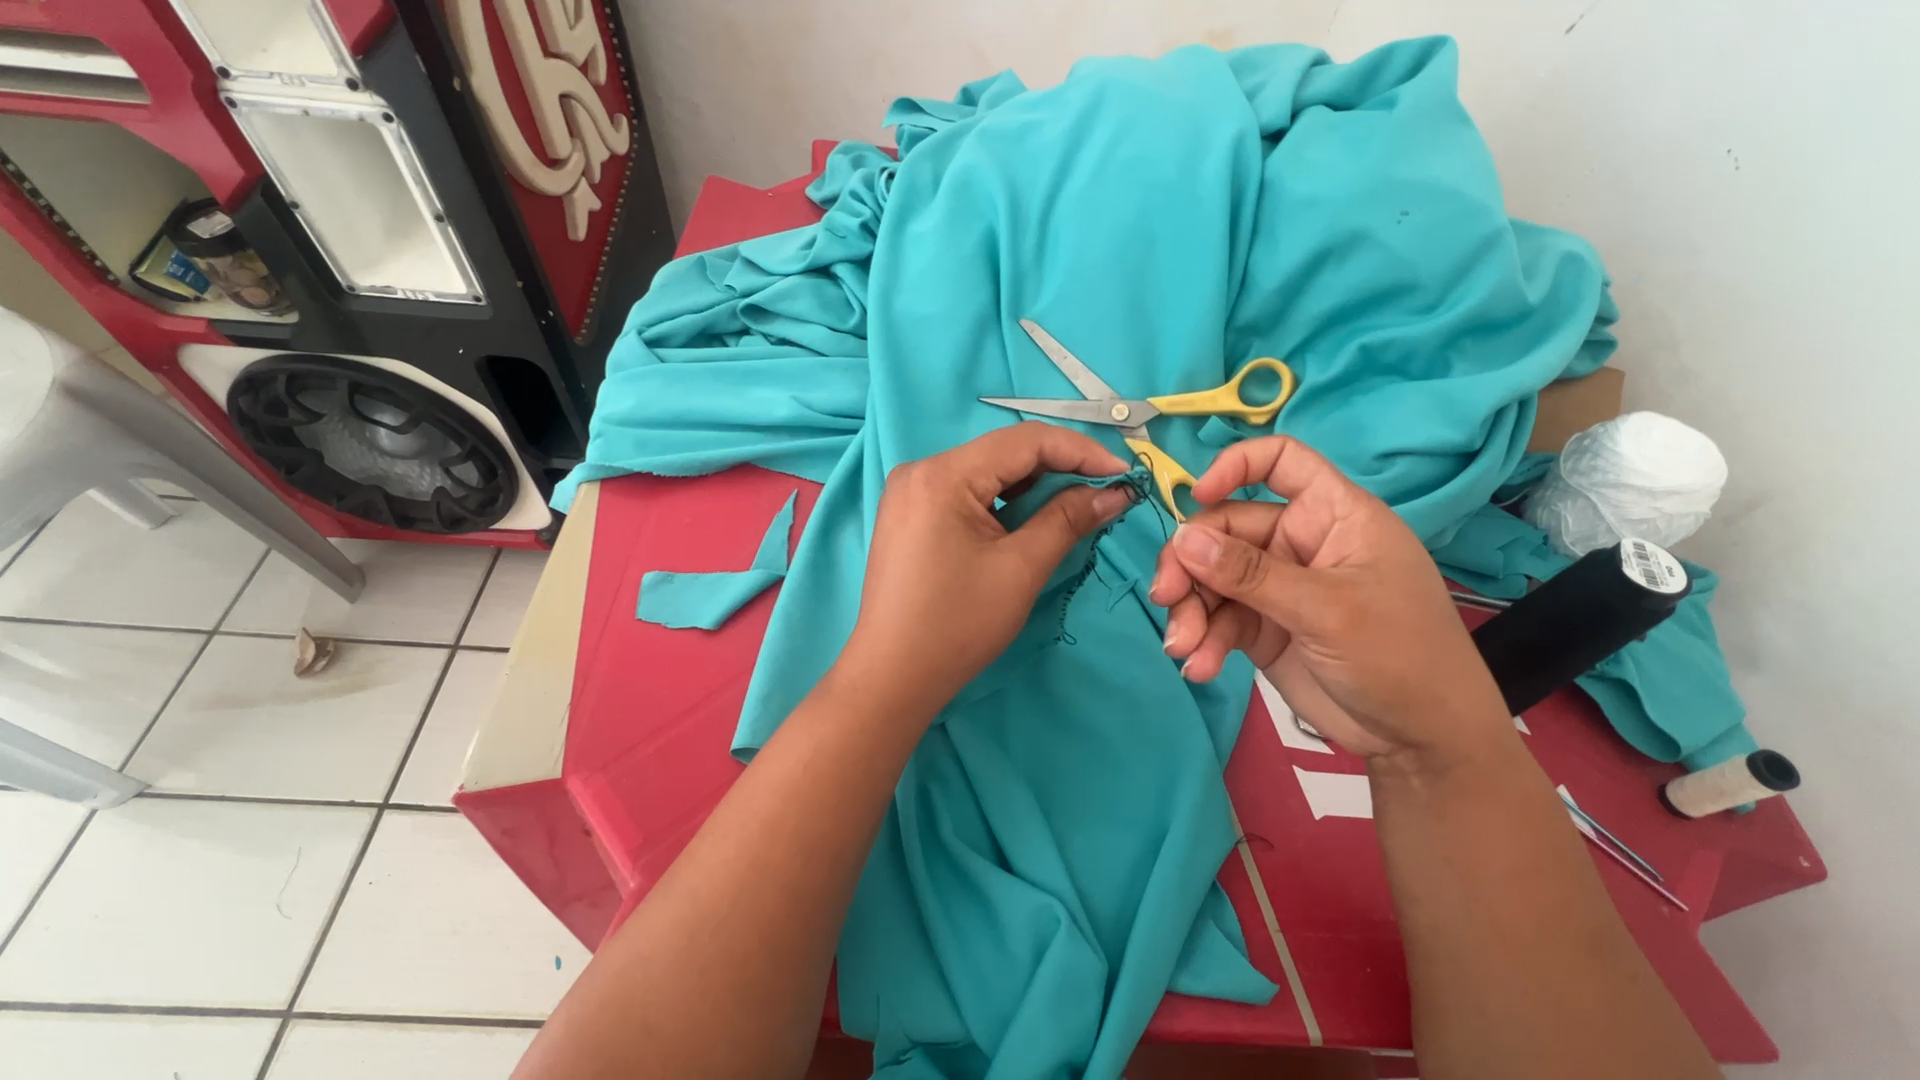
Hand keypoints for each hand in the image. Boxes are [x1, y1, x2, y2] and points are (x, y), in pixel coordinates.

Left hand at [842, 422, 1134, 712]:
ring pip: (987, 472)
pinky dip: (1004, 502)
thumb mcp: (1021, 568)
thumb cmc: (958, 624)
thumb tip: (1116, 491)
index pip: (1024, 441)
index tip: (1123, 473)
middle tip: (1106, 492)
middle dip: (1059, 468)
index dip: (1080, 451)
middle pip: (1004, 452)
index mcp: (943, 475)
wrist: (893, 676)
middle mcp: (920, 470)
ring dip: (1033, 486)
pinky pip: (967, 492)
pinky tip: (1031, 521)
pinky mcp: (910, 514)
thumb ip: (1069, 519)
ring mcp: (910, 492)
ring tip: (1076, 508)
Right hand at [1148, 437, 1510, 763]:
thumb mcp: (1325, 609)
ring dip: (1190, 610)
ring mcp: (1278, 587)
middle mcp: (1300, 543)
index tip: (1195, 497)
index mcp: (1332, 515)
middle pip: (1226, 529)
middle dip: (1190, 564)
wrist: (1421, 738)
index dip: (1235, 467)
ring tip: (1182, 648)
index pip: (1281, 462)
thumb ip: (1250, 574)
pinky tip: (1198, 667)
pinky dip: (1203, 640)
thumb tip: (1181, 538)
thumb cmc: (1398, 654)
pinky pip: (1218, 620)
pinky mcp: (1263, 628)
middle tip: (1166, 597)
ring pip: (1212, 579)